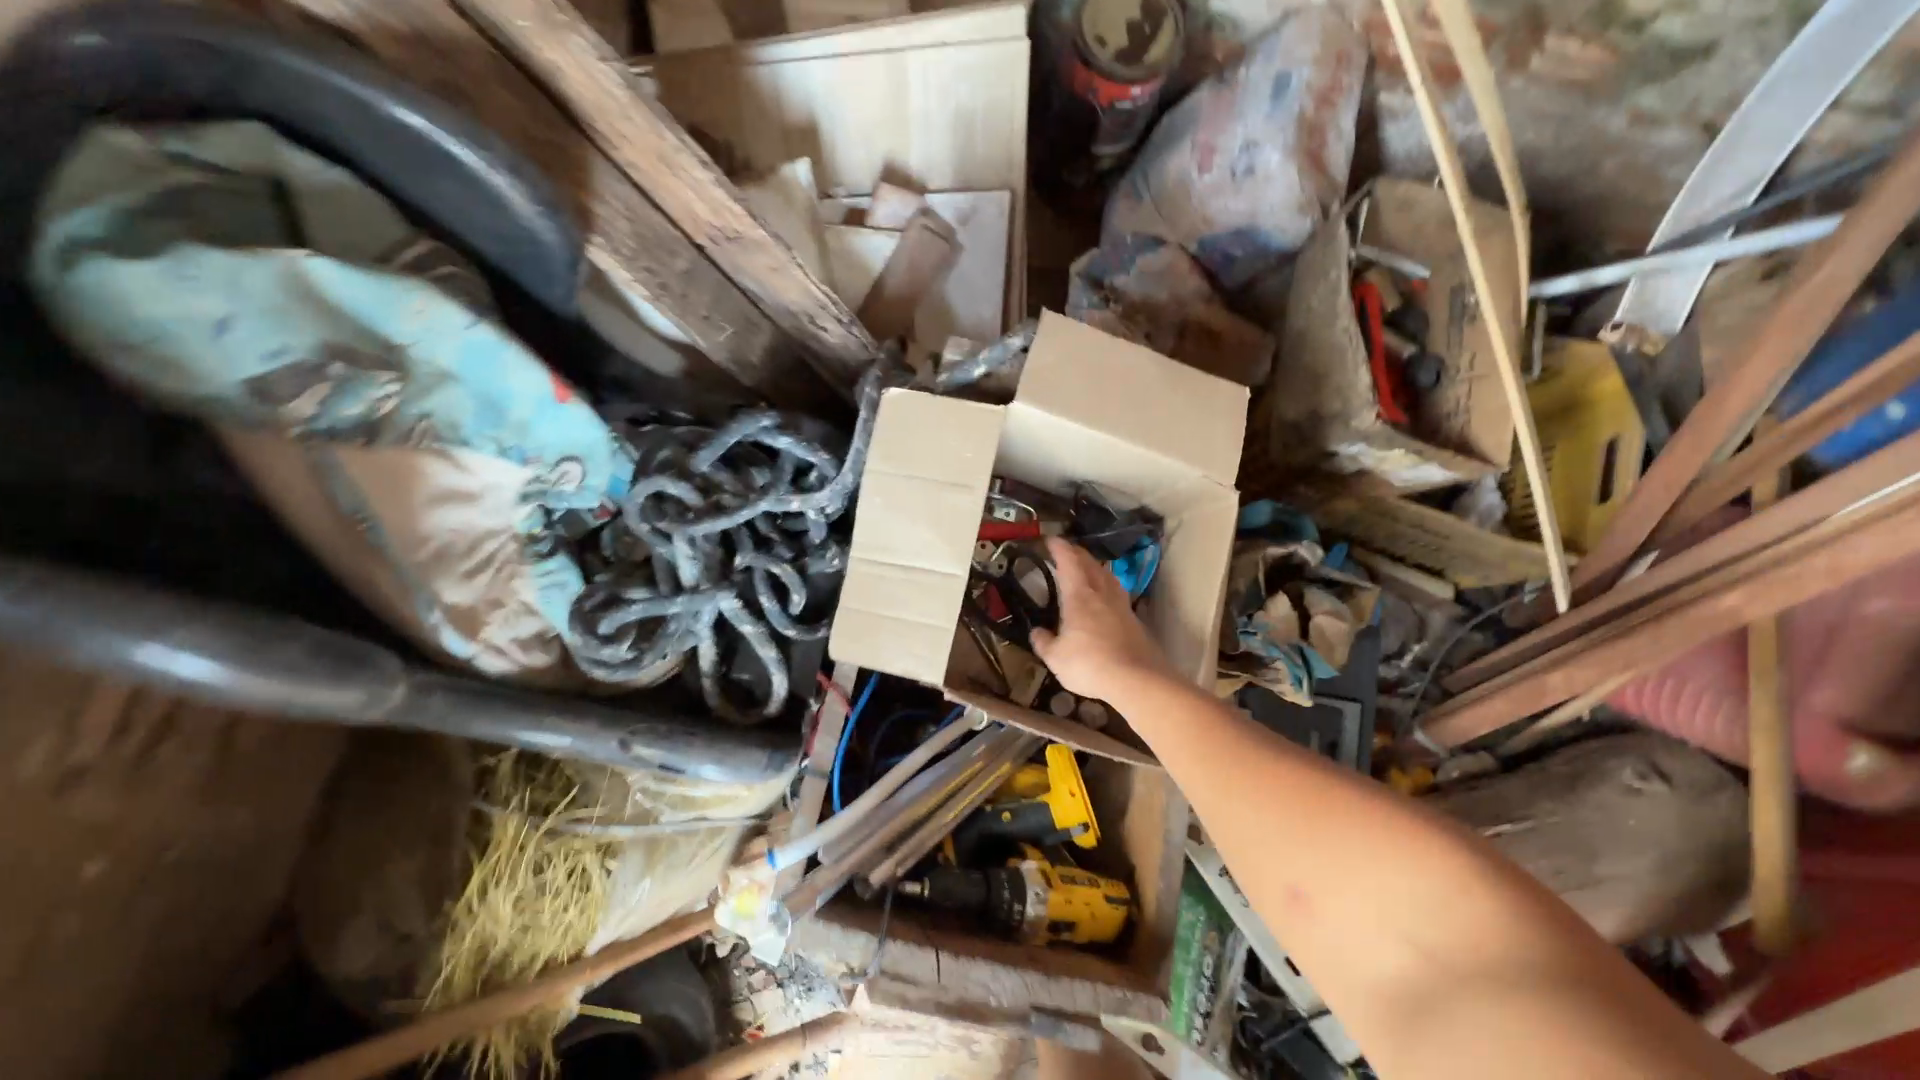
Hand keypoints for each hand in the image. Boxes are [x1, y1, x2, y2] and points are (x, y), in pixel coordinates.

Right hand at [1029, 536, 1176, 700]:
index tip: (1051, 540)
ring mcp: (1122, 605)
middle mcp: (1102, 593)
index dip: (1059, 548)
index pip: (1069, 562)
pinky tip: (1106, 596)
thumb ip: (1044, 642)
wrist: (1136, 679)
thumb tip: (1037, 632)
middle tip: (1067, 550)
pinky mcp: (1135, 620)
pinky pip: (1118, 593)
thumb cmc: (1090, 664)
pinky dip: (1108, 586)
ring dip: (1096, 567)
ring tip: (1088, 568)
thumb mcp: (1056, 658)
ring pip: (1108, 576)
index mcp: (1079, 596)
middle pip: (1091, 564)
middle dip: (1077, 553)